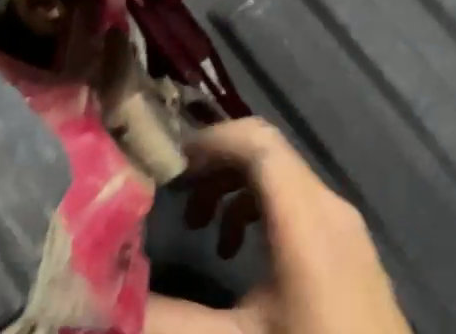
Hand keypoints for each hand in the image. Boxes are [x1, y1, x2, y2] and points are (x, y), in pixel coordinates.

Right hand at [148, 119, 409, 333]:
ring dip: (231, 186)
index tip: (166, 164)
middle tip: (172, 192)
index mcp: (307, 219)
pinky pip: (297, 201)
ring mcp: (345, 227)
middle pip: (264, 150)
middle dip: (212, 162)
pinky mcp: (350, 249)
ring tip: (198, 224)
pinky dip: (257, 208)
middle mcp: (330, 207)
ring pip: (280, 175)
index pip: (256, 140)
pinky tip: (235, 250)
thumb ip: (169, 316)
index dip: (208, 139)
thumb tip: (104, 292)